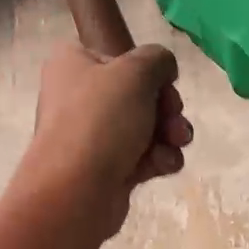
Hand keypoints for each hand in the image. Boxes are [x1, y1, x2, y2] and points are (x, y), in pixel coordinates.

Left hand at [12, 42, 192, 239]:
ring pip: (143, 125)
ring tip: (176, 143)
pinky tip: (162, 165)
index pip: (120, 58)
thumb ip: (156, 59)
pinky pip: (140, 155)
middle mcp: (76, 94)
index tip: (165, 85)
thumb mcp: (134, 72)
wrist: (74, 190)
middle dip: (165, 108)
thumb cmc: (100, 118)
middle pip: (136, 93)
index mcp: (72, 62)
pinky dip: (156, 158)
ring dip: (167, 133)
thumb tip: (162, 66)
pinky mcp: (103, 166)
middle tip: (174, 118)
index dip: (147, 71)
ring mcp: (88, 132)